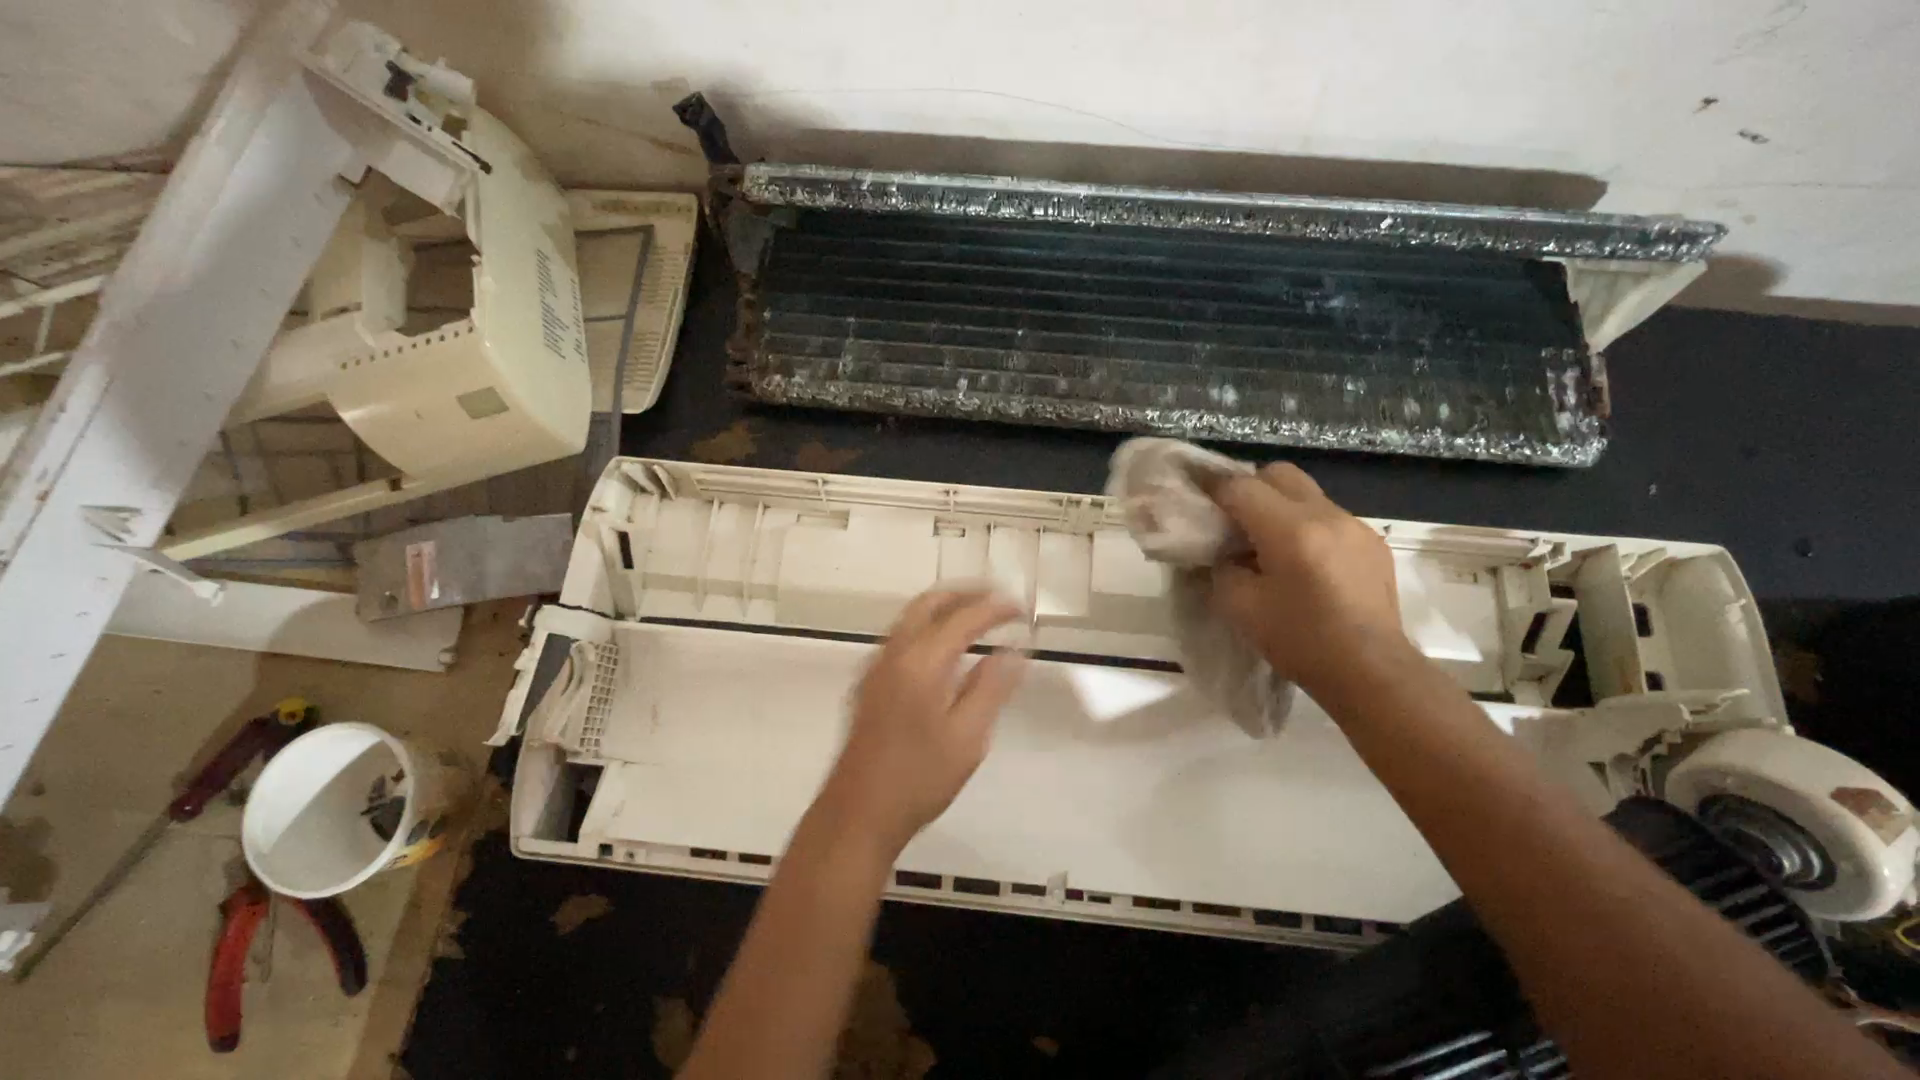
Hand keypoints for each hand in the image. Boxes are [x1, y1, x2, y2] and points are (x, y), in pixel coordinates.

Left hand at [820, 588, 1028, 855]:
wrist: (857, 813)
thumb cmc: (918, 779)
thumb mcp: (968, 738)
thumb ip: (991, 688)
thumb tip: (1014, 651)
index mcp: (920, 663)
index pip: (963, 618)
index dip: (995, 608)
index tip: (1021, 608)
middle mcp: (892, 655)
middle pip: (929, 603)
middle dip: (965, 594)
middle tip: (997, 598)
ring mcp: (874, 669)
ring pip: (910, 618)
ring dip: (944, 608)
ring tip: (977, 617)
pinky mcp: (867, 685)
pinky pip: (900, 637)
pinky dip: (927, 627)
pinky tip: (945, 651)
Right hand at [1209, 463, 1407, 692]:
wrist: (1370, 672)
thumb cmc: (1301, 642)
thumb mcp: (1241, 609)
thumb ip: (1223, 570)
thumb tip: (1223, 554)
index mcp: (1290, 530)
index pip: (1241, 487)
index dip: (1212, 485)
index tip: (1194, 487)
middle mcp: (1326, 515)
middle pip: (1279, 474)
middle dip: (1251, 487)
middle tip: (1235, 520)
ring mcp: (1355, 526)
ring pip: (1307, 494)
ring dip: (1282, 508)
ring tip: (1271, 546)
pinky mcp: (1373, 543)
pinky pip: (1331, 518)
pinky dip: (1309, 528)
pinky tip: (1305, 565)